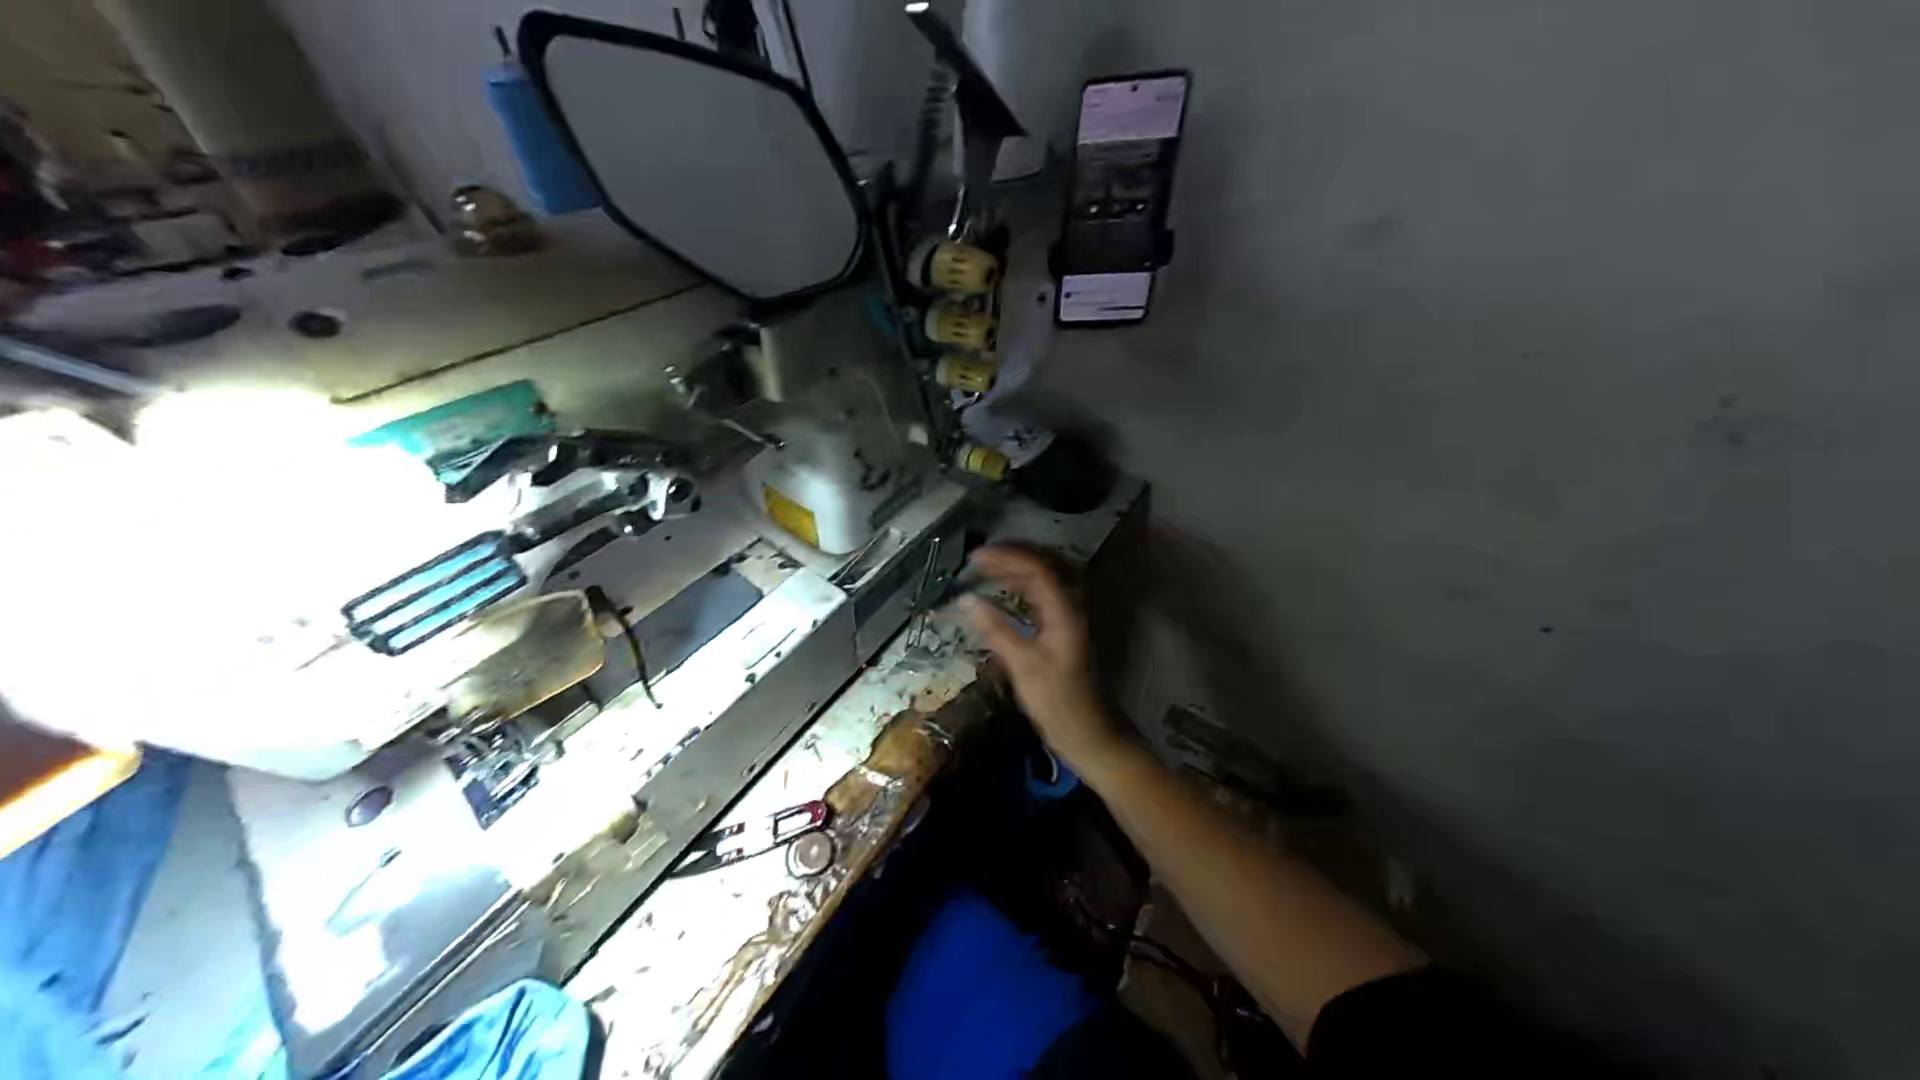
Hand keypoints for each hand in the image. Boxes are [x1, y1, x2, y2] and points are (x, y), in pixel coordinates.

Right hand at [959, 546, 1123, 771]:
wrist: (1084, 731)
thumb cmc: (1056, 701)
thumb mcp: (1022, 664)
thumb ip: (995, 628)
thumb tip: (966, 599)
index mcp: (1063, 611)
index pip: (1036, 569)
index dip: (1006, 557)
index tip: (975, 557)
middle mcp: (1067, 608)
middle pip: (1040, 568)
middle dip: (1009, 557)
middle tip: (977, 558)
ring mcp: (1063, 618)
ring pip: (1039, 582)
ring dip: (1012, 571)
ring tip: (983, 571)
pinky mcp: (1057, 630)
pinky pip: (1037, 597)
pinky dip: (1016, 589)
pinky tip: (998, 595)